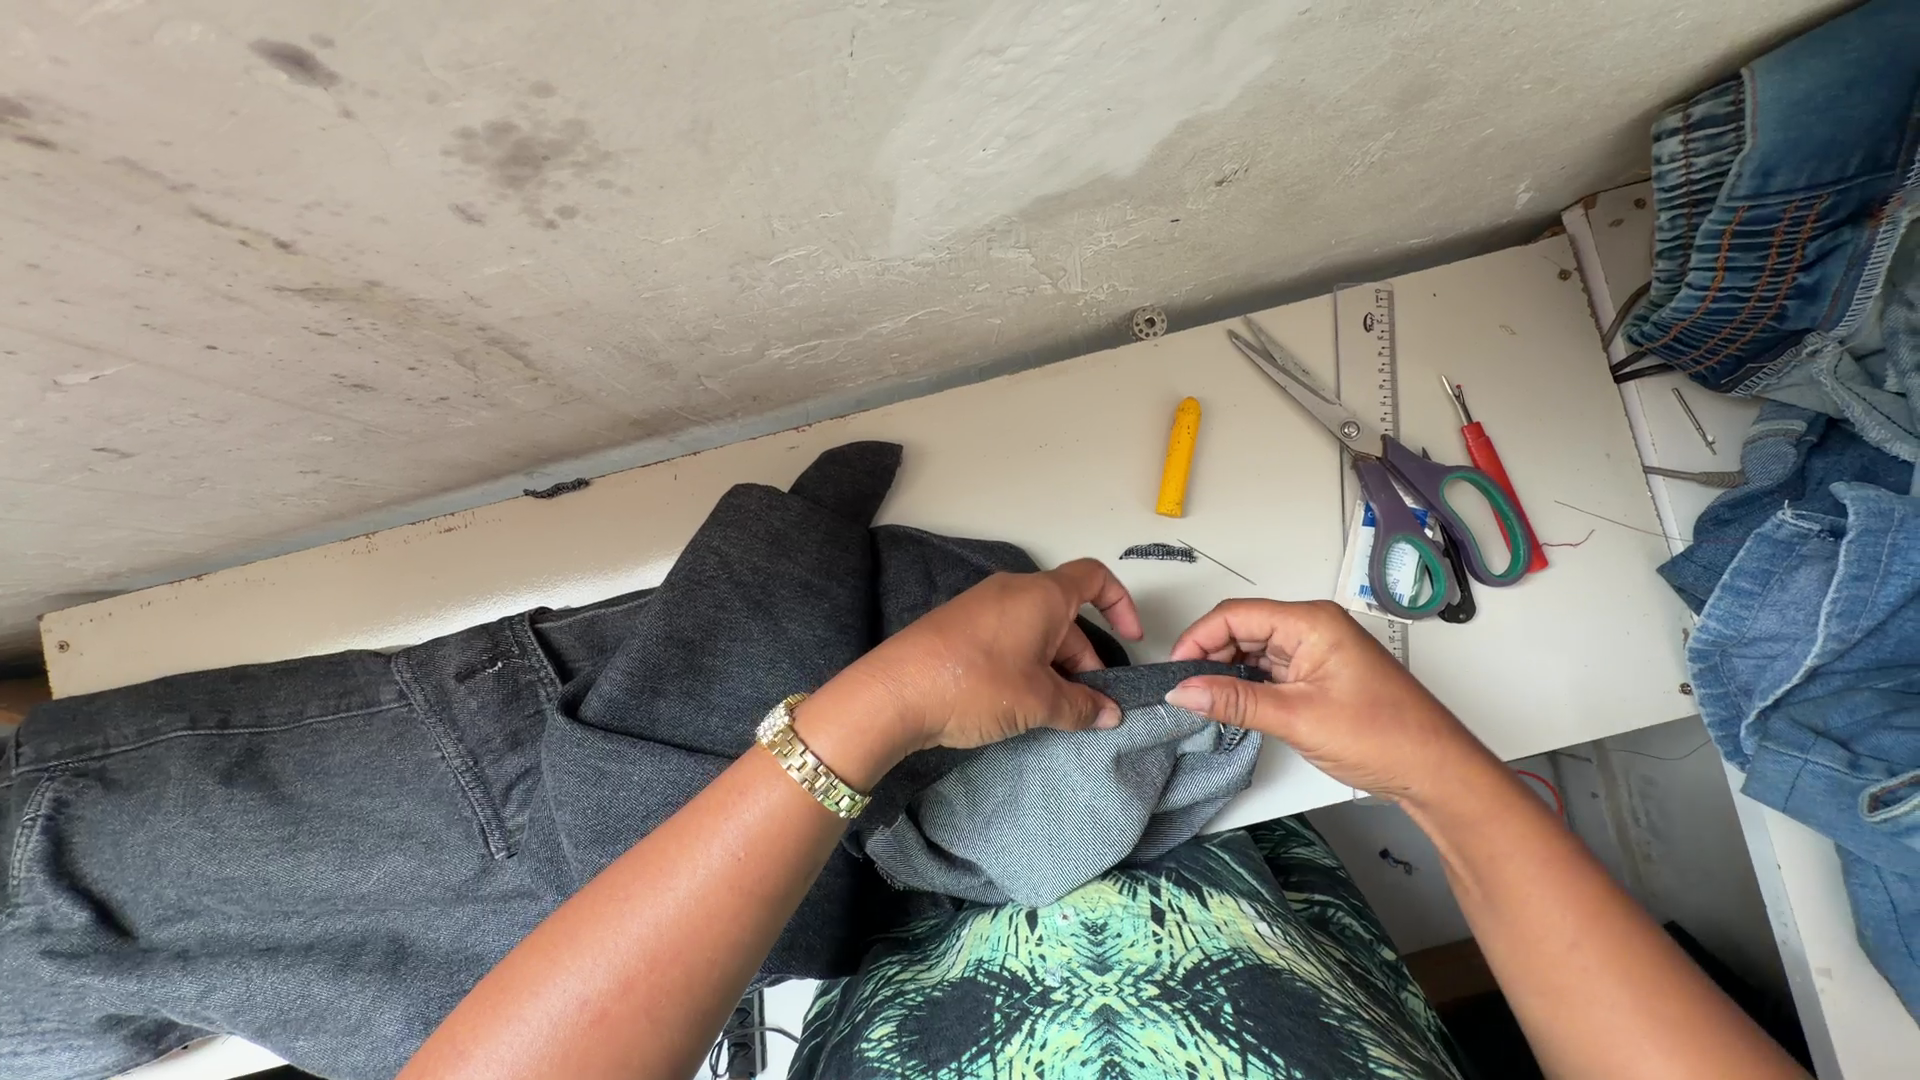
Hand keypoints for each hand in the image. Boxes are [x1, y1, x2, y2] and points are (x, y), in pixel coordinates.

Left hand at [804, 559, 1142, 780]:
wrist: (894, 693)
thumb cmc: (976, 684)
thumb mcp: (1038, 701)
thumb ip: (1081, 706)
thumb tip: (1109, 713)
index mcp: (1041, 594)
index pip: (1094, 578)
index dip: (1121, 603)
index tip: (1132, 639)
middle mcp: (1013, 591)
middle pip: (1065, 617)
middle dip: (1084, 660)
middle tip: (1086, 706)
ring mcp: (982, 607)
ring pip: (1036, 632)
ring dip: (1054, 668)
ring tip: (1051, 713)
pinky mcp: (959, 628)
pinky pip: (1008, 639)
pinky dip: (1025, 666)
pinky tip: (1017, 703)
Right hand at [1163, 599, 1497, 803]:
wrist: (1437, 773)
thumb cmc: (1387, 737)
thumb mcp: (1296, 717)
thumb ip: (1234, 701)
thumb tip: (1185, 691)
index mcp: (1312, 621)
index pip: (1235, 614)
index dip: (1198, 638)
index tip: (1177, 670)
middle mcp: (1313, 628)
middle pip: (1241, 628)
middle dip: (1209, 656)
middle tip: (1187, 690)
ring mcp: (1316, 651)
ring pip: (1252, 649)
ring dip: (1227, 672)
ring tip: (1207, 701)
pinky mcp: (1317, 674)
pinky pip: (1268, 669)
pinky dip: (1246, 684)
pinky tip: (1233, 704)